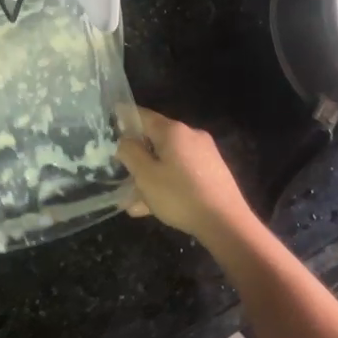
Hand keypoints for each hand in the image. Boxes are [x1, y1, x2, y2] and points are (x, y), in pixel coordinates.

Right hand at [116, 109, 256, 247]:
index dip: (125, 117)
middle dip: (137, 157)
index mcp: (173, 131)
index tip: (111, 119)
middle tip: (120, 172)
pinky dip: (166, 183)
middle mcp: (190, 135)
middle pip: (156, 140)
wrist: (226, 222)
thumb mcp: (145, 176)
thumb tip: (124, 140)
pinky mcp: (212, 172)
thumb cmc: (180, 196)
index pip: (143, 115)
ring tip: (132, 201)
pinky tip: (153, 207)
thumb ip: (130, 153)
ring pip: (168, 160)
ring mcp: (204, 154)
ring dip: (149, 177)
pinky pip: (181, 172)